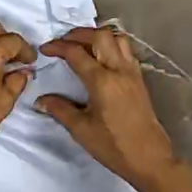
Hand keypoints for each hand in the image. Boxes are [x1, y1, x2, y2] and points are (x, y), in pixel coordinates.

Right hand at [38, 27, 180, 190]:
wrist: (150, 157)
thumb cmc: (114, 146)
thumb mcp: (82, 130)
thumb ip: (60, 110)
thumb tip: (41, 100)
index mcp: (102, 81)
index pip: (77, 53)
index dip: (58, 47)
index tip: (45, 49)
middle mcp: (119, 70)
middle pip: (100, 36)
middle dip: (78, 34)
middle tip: (62, 42)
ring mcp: (132, 72)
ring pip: (117, 38)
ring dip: (98, 36)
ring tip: (82, 45)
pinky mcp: (140, 78)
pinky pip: (126, 50)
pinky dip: (112, 45)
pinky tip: (102, 57)